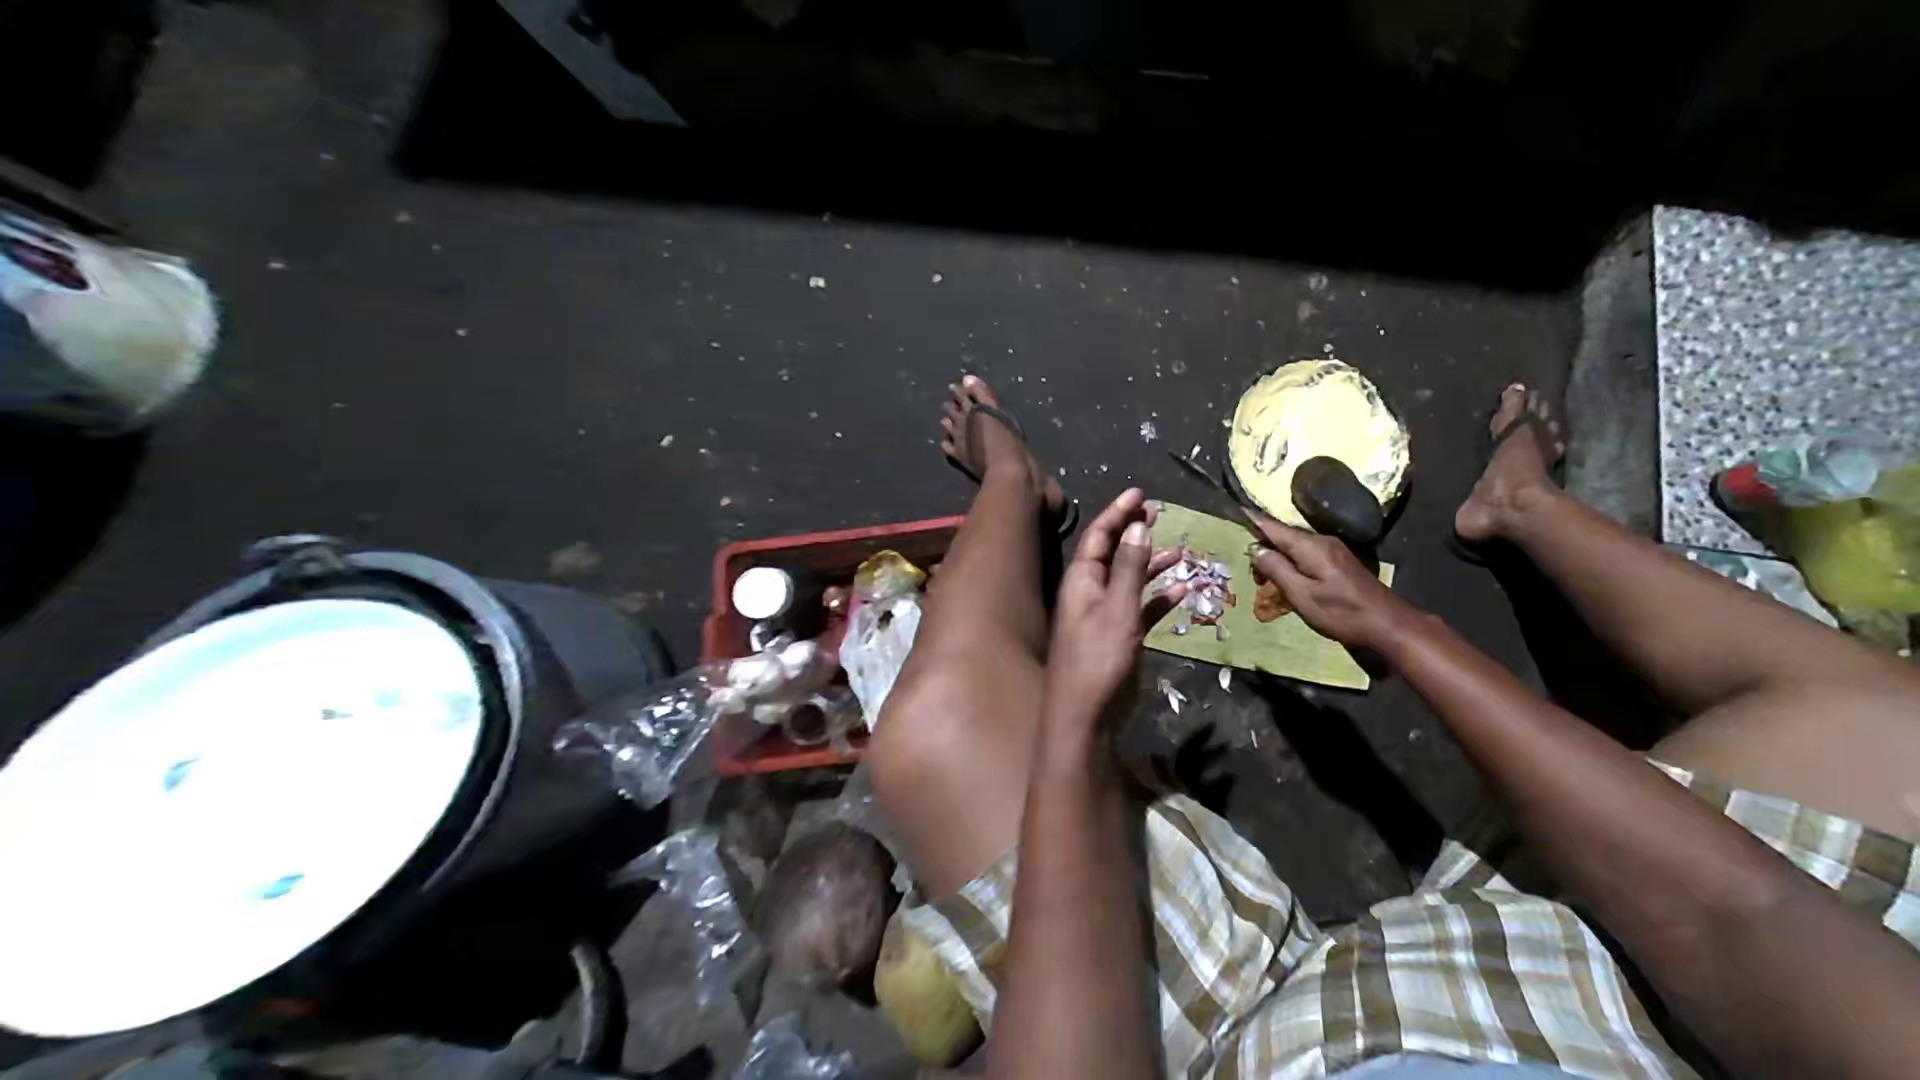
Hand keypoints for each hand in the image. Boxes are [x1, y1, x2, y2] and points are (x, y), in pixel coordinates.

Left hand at [1046, 489, 1183, 726]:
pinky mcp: (1116, 636)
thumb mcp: (1118, 608)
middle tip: (1158, 513)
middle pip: (1113, 552)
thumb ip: (1130, 567)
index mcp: (1081, 579)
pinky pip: (1139, 609)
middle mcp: (1089, 591)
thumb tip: (1138, 525)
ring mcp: (1103, 614)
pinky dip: (1158, 599)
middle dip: (1134, 531)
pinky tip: (1181, 593)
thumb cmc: (1098, 657)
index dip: (1118, 512)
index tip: (1140, 493)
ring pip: (1129, 580)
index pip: (1099, 535)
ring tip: (1179, 551)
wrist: (1085, 714)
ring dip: (1151, 565)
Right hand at [1245, 510, 1410, 647]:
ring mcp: (1333, 550)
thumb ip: (1276, 569)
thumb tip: (1255, 548)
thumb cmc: (1340, 612)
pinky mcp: (1338, 561)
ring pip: (1295, 547)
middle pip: (1284, 537)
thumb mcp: (1301, 594)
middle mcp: (1321, 541)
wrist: (1388, 624)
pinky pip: (1306, 555)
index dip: (1254, 520)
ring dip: (1277, 559)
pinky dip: (1291, 564)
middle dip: (1263, 548)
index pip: (1274, 527)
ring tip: (1266, 582)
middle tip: (1253, 575)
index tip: (1237, 509)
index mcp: (1310, 547)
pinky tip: (1288, 581)